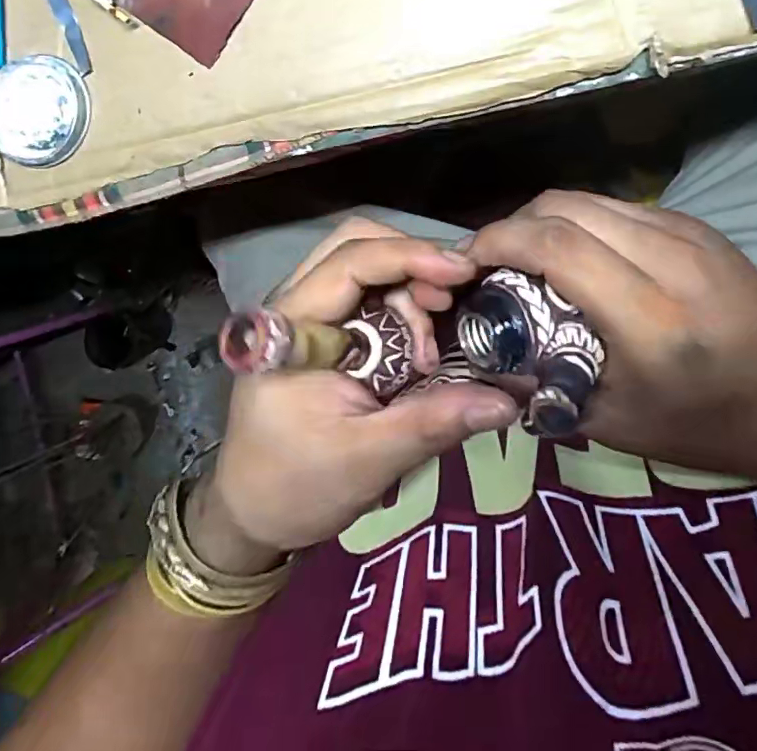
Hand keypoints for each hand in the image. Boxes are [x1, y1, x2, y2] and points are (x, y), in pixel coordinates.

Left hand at [191, 225, 519, 571]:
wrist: (251, 510)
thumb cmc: (295, 485)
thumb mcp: (366, 459)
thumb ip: (431, 423)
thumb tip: (505, 400)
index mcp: (291, 326)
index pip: (349, 262)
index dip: (409, 256)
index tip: (463, 272)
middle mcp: (296, 307)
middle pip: (355, 247)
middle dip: (411, 264)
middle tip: (450, 303)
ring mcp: (309, 317)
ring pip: (364, 270)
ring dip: (409, 291)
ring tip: (432, 350)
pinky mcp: (325, 335)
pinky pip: (368, 299)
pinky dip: (403, 310)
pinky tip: (424, 347)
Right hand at [463, 190, 756, 479]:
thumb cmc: (706, 424)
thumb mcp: (612, 423)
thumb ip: (537, 384)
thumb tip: (475, 356)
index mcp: (653, 322)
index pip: (556, 246)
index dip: (498, 242)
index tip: (467, 262)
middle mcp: (671, 264)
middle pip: (563, 209)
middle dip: (510, 227)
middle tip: (487, 262)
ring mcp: (689, 236)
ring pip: (585, 200)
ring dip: (539, 220)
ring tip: (520, 257)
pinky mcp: (695, 225)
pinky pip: (612, 207)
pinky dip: (573, 221)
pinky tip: (567, 253)